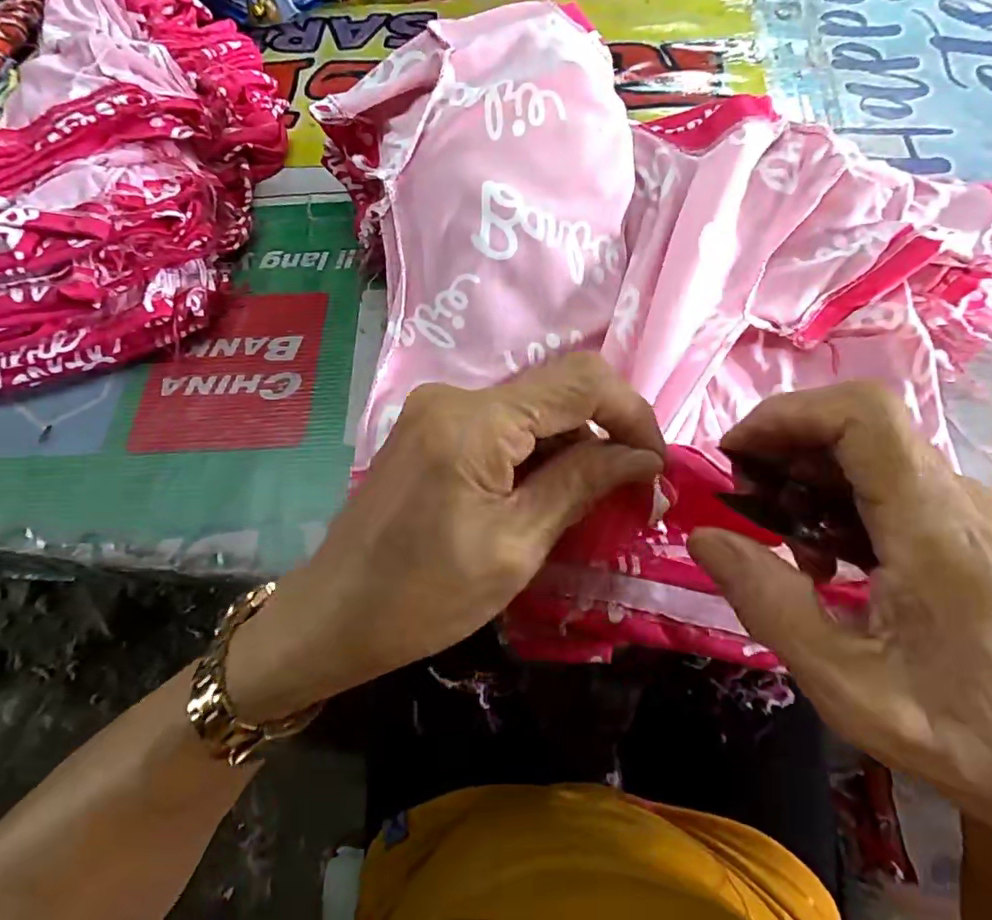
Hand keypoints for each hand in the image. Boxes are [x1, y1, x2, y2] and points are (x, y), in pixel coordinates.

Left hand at [226, 352, 664, 722]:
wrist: (334, 613)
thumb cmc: (423, 596)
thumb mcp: (515, 547)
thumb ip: (580, 485)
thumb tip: (642, 456)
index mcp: (473, 420)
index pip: (581, 379)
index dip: (633, 414)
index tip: (656, 469)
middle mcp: (452, 395)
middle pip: (556, 391)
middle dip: (604, 436)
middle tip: (633, 498)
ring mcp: (435, 409)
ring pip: (530, 410)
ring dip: (571, 448)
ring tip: (594, 505)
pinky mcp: (427, 428)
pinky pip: (498, 426)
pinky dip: (534, 454)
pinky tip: (546, 496)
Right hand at [688, 383, 991, 916]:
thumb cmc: (956, 736)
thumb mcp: (839, 678)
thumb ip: (764, 598)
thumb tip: (703, 535)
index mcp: (939, 532)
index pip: (863, 415)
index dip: (786, 414)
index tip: (735, 453)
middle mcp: (968, 506)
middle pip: (861, 429)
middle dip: (784, 450)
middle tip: (744, 504)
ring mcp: (980, 518)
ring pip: (875, 457)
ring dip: (809, 480)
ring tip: (782, 543)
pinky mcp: (980, 535)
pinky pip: (897, 488)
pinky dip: (841, 502)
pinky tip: (827, 559)